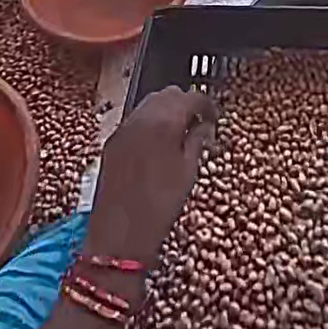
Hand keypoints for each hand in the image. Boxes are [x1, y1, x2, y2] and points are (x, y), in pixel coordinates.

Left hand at [85, 88, 217, 265]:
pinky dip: (150, 121)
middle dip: (186, 103)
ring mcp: (124, 128)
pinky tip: (159, 142)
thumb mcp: (188, 171)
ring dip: (167, 110)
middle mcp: (141, 117)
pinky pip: (136, 119)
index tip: (214, 116)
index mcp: (164, 121)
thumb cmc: (158, 205)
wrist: (119, 234)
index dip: (207, 104)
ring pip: (150, 103)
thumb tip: (204, 126)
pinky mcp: (113, 141)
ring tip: (180, 132)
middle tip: (199, 122)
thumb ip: (197, 140)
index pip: (192, 97)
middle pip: (169, 94)